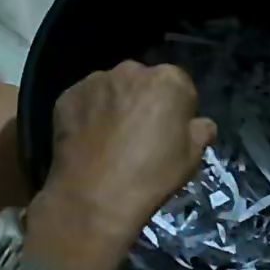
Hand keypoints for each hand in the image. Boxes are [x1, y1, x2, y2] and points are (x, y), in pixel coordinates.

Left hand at [26, 61, 215, 269]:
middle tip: (141, 135)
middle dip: (146, 101)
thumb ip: (201, 131)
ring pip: (113, 89)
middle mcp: (132, 70)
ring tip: (112, 139)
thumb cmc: (151, 175)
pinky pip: (86, 100)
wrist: (94, 198)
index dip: (178, 110)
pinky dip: (90, 114)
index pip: (180, 86)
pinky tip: (90, 141)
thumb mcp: (191, 157)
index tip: (171, 132)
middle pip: (145, 82)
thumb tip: (200, 124)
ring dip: (116, 105)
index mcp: (168, 80)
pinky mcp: (68, 96)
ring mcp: (96, 81)